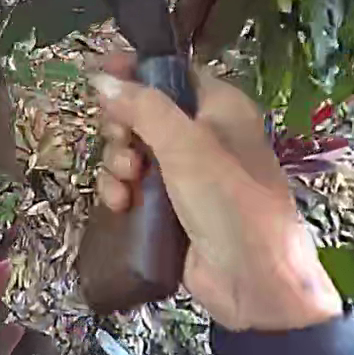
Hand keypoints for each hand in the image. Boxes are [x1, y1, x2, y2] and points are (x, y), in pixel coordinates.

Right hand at [91, 56, 340, 331]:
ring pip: (132, 151)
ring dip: (117, 164)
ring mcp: (184, 174)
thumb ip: (143, 109)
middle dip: (122, 128)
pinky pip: (133, 186)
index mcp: (220, 109)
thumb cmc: (229, 202)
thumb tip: (100, 80)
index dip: (136, 71)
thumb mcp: (187, 147)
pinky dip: (120, 191)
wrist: (253, 283)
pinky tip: (120, 205)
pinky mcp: (168, 207)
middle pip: (143, 113)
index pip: (172, 73)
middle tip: (121, 143)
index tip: (100, 75)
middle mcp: (202, 136)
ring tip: (126, 183)